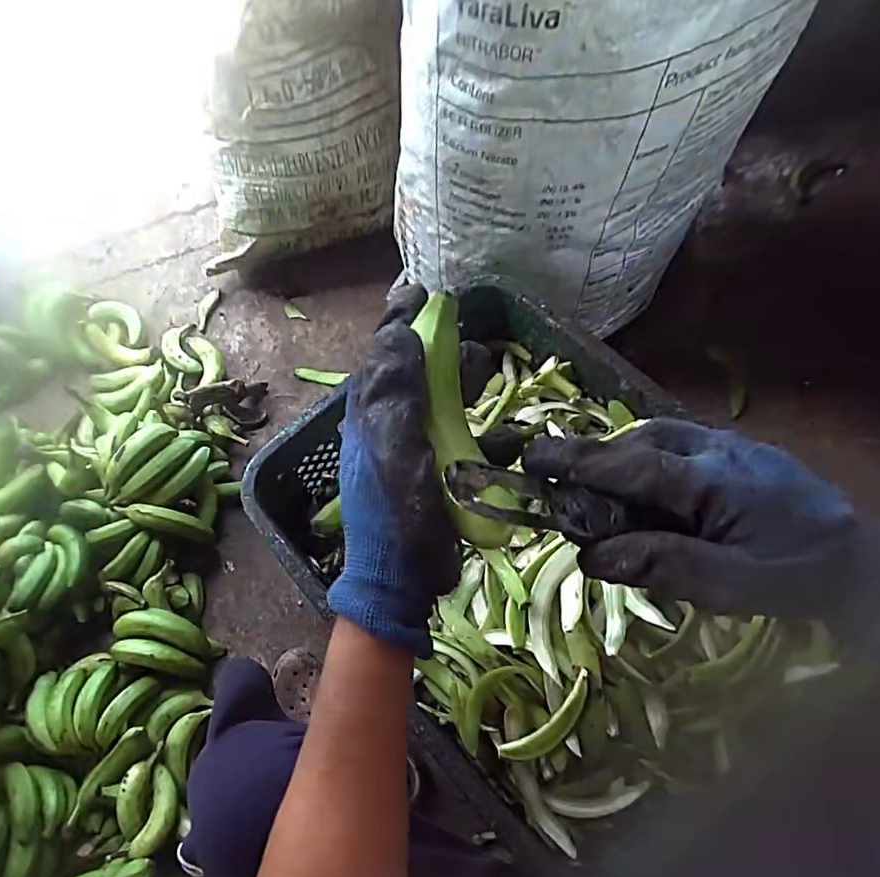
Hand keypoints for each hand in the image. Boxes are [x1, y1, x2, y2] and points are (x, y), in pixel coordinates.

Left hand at [326, 283, 458, 656]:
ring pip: (444, 404)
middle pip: (419, 376)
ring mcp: (415, 453)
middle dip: (445, 357)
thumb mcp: (392, 446)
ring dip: (467, 389)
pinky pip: (465, 443)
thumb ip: (395, 390)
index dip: (402, 323)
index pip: (384, 357)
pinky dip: (487, 435)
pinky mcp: (439, 476)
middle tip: (472, 351)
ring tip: (489, 378)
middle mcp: (390, 428)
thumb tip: (401, 334)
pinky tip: (508, 438)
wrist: (402, 578)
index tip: (426, 295)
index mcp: (371, 416)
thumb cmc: (394, 513)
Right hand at [521, 418, 879, 655]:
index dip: (577, 461)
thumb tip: (591, 556)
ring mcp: (730, 445)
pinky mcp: (736, 451)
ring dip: (616, 460)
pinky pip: (673, 443)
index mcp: (717, 481)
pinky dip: (641, 460)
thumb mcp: (733, 587)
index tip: (530, 458)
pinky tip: (640, 492)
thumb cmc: (799, 579)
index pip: (632, 466)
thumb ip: (662, 566)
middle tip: (562, 490)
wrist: (868, 565)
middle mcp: (719, 450)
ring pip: (653, 435)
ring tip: (600, 496)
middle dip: (592, 461)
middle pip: (636, 442)